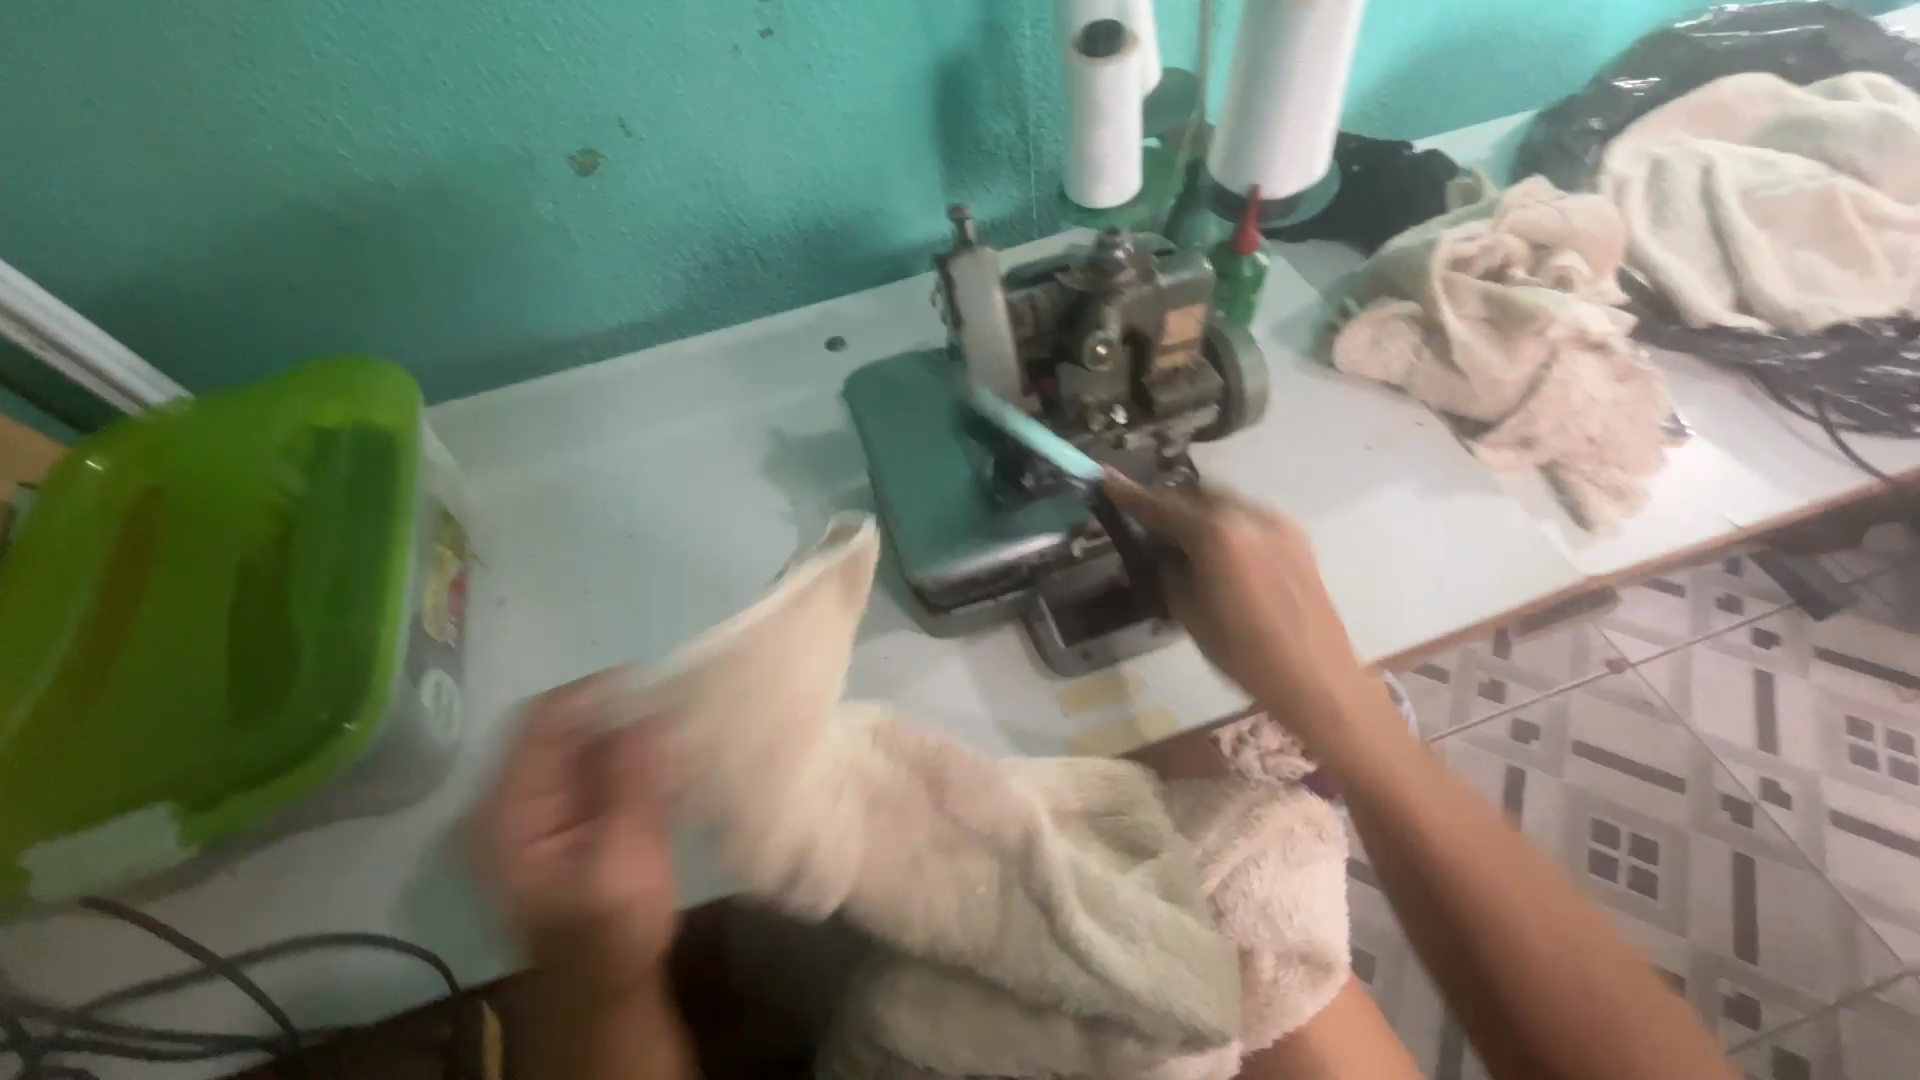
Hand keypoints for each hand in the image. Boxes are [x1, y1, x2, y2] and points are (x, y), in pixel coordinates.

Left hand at [479, 674, 677, 994]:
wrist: (605, 989)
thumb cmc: (609, 933)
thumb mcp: (623, 860)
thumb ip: (631, 784)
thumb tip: (646, 711)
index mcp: (511, 809)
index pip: (543, 720)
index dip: (594, 693)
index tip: (653, 682)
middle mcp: (522, 797)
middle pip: (567, 726)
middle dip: (620, 710)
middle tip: (677, 701)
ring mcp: (550, 805)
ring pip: (589, 741)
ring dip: (633, 730)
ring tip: (681, 722)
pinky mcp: (579, 814)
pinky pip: (605, 765)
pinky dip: (637, 753)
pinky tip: (673, 754)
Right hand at [1106, 475, 1378, 740]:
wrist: (1316, 677)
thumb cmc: (1243, 653)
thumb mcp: (1189, 613)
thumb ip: (1169, 571)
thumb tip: (1162, 552)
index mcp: (1216, 534)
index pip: (1162, 506)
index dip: (1130, 495)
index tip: (1106, 481)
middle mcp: (1247, 516)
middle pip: (1194, 494)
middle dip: (1165, 501)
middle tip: (1141, 516)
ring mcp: (1276, 523)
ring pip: (1222, 501)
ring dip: (1195, 509)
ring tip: (1177, 533)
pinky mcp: (1294, 537)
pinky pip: (1246, 516)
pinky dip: (1223, 522)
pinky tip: (1215, 547)